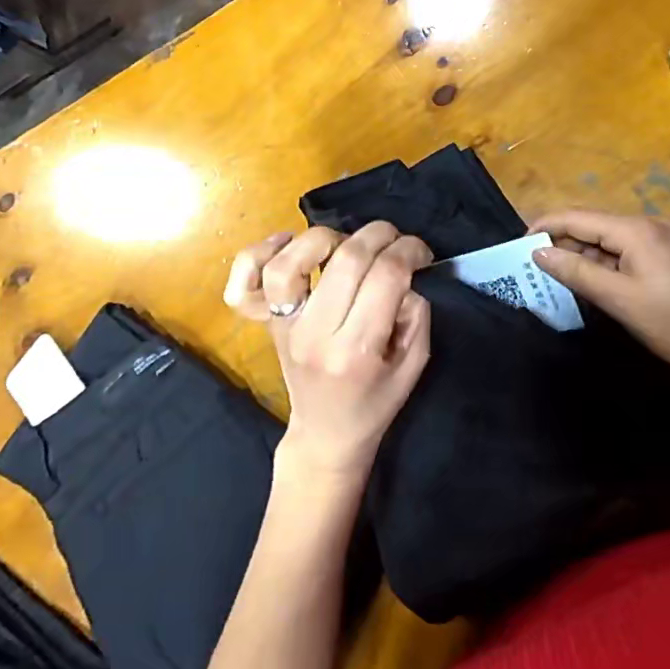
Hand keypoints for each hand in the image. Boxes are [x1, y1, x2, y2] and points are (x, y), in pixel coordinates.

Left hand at [224, 222, 433, 476]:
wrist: (325, 433)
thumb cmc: (376, 400)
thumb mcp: (414, 363)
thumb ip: (416, 314)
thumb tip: (403, 272)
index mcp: (356, 351)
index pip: (385, 276)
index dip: (410, 250)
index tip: (421, 253)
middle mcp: (315, 334)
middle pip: (346, 259)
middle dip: (380, 235)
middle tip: (396, 241)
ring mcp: (285, 326)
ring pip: (291, 261)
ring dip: (327, 238)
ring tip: (348, 244)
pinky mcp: (268, 320)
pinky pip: (248, 280)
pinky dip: (262, 251)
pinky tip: (289, 243)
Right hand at [531, 209, 669, 397]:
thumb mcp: (618, 299)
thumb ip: (575, 271)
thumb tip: (538, 252)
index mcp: (637, 229)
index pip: (578, 217)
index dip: (546, 228)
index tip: (518, 246)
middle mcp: (649, 223)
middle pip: (593, 225)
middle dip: (563, 243)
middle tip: (534, 268)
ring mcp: (661, 237)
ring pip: (608, 238)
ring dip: (582, 254)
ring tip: (556, 278)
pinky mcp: (667, 254)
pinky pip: (624, 250)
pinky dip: (604, 262)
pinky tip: (590, 281)